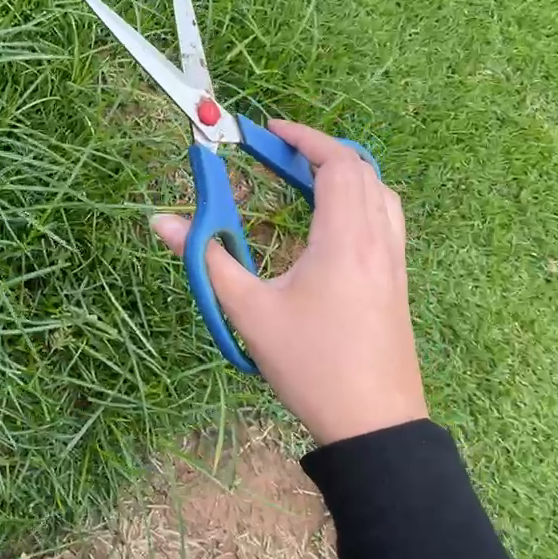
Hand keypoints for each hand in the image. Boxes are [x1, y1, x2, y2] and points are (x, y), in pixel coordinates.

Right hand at [150, 120, 427, 444]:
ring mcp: (394, 263)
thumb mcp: (248, 311)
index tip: (269, 131)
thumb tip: (160, 221)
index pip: (337, 165)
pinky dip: (359, 198)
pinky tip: (329, 219)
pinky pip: (386, 218)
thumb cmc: (310, 365)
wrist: (375, 428)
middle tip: (275, 151)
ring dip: (345, 172)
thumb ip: (205, 258)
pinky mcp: (397, 282)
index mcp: (346, 242)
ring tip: (302, 176)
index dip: (305, 138)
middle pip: (362, 171)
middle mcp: (378, 243)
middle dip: (319, 149)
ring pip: (380, 193)